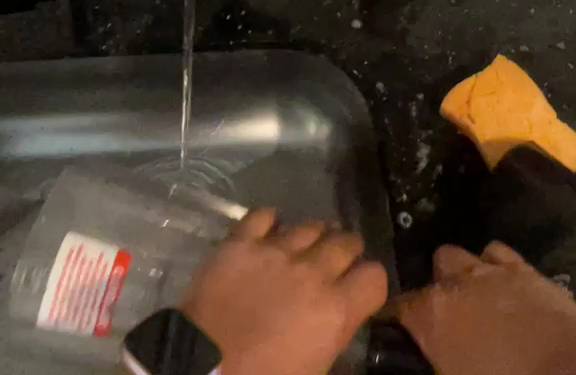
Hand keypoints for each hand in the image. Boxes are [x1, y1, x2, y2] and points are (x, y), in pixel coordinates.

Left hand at [181, 208, 387, 374]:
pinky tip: (270, 229)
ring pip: (309, 226)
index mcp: (334, 310)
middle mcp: (312, 272)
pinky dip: (271, 220)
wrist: (200, 370)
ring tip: (307, 245)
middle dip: (347, 250)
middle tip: (338, 260)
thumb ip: (332, 339)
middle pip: (345, 242)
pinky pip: (263, 215)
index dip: (370, 283)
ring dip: (313, 235)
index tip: (361, 289)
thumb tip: (337, 326)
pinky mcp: (241, 241)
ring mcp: (275, 251)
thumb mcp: (312, 372)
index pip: (374, 277)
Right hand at [394, 242, 575, 374]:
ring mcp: (493, 270)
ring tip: (477, 299)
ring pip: (467, 254)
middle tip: (450, 317)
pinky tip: (506, 289)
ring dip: (468, 274)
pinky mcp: (528, 270)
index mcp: (433, 315)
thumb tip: (441, 359)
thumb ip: (441, 362)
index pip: (398, 307)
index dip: (395, 318)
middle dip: (440, 285)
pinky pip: (501, 254)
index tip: (399, 332)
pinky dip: (499, 269)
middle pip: (436, 265)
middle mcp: (457, 282)